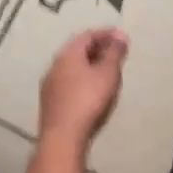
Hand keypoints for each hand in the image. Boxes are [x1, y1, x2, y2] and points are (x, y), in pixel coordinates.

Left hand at [39, 28, 128, 148]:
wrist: (62, 138)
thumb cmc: (88, 100)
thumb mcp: (108, 73)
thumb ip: (115, 52)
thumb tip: (120, 36)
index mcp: (68, 54)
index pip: (88, 35)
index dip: (106, 34)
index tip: (122, 38)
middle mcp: (55, 65)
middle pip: (78, 50)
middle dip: (98, 49)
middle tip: (116, 54)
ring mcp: (49, 85)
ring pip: (72, 68)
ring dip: (89, 65)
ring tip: (106, 72)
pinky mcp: (49, 103)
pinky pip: (68, 82)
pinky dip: (82, 79)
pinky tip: (92, 90)